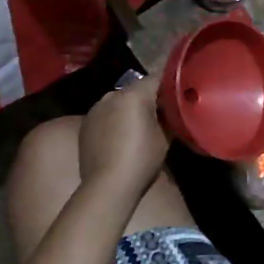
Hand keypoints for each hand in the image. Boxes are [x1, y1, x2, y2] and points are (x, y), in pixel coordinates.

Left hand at [78, 74, 169, 198]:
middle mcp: (112, 95)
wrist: (108, 184)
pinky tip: (120, 137)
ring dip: (129, 109)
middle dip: (148, 98)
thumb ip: (168, 116)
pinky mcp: (85, 123)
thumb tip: (171, 109)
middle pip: (136, 90)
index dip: (170, 86)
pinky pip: (105, 114)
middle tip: (161, 114)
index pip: (157, 79)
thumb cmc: (142, 159)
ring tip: (138, 126)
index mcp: (134, 95)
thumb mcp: (165, 137)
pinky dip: (114, 120)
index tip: (178, 96)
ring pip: (119, 101)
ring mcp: (95, 109)